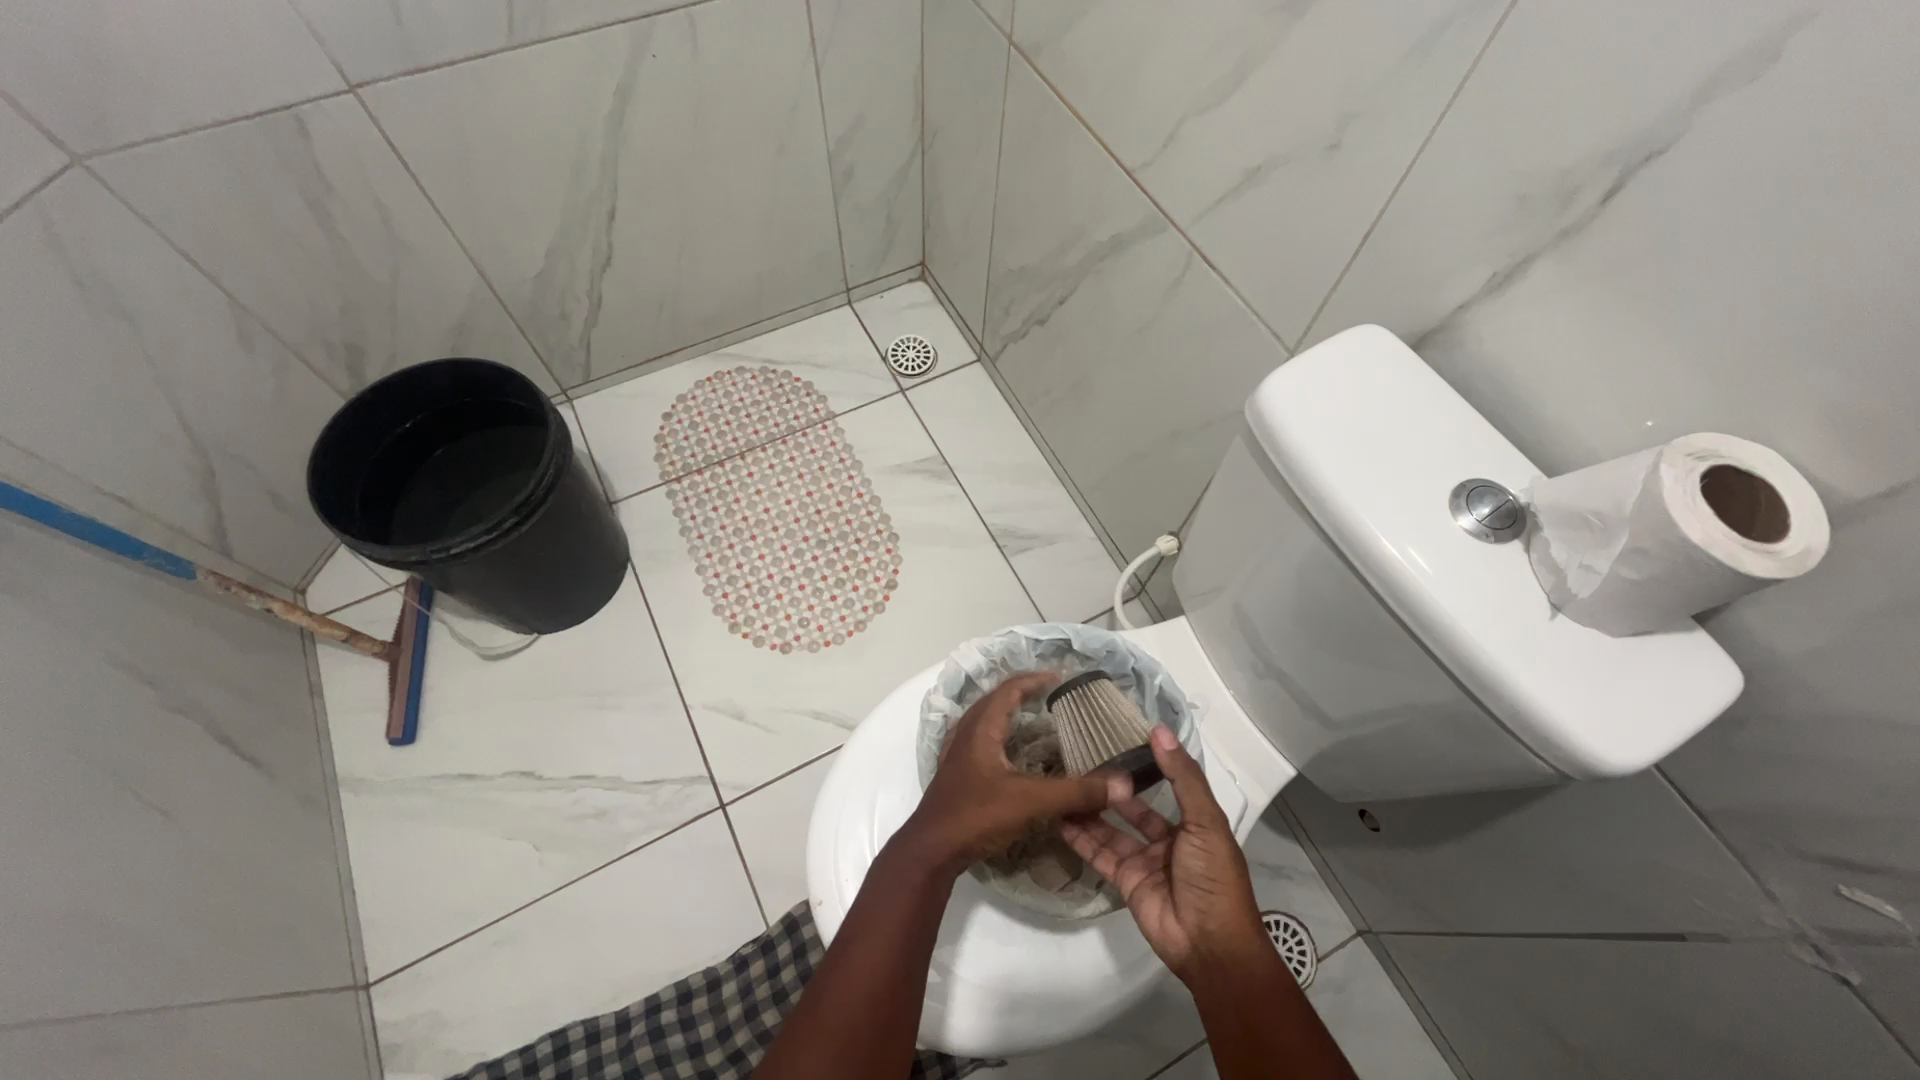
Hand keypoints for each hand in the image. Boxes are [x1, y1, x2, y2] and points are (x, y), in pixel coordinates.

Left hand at [897, 673, 1129, 874]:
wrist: (932, 850)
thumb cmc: (977, 816)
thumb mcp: (1031, 802)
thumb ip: (1076, 792)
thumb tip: (1123, 784)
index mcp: (981, 729)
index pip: (1008, 690)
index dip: (1034, 680)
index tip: (1060, 677)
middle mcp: (965, 734)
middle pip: (993, 700)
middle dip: (1020, 692)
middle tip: (1048, 693)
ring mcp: (955, 755)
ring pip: (981, 720)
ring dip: (1005, 712)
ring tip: (1031, 716)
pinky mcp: (954, 775)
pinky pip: (977, 740)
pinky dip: (997, 734)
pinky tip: (1009, 752)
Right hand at [1060, 726, 1263, 980]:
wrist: (1209, 943)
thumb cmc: (1214, 876)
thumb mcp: (1205, 821)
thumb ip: (1182, 777)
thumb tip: (1160, 730)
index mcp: (1194, 824)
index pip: (1167, 787)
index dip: (1147, 766)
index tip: (1119, 740)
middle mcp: (1168, 840)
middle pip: (1134, 809)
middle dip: (1111, 790)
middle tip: (1079, 762)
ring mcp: (1144, 861)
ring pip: (1111, 830)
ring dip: (1090, 811)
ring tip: (1064, 784)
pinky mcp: (1125, 881)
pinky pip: (1100, 855)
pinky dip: (1081, 839)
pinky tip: (1060, 818)